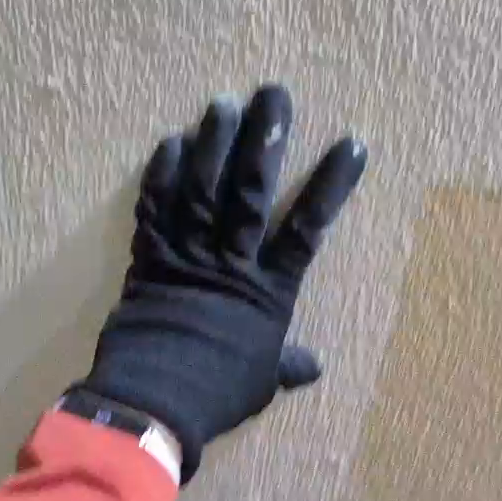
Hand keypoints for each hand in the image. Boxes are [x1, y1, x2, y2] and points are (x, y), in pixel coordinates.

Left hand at [76, 85, 366, 482]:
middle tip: (274, 94)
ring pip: (202, 190)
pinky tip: (170, 143)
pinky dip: (161, 177)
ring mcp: (188, 256)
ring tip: (223, 103)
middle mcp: (231, 262)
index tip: (352, 144)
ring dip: (213, 144)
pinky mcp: (149, 260)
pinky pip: (155, 211)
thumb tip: (314, 367)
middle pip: (251, 192)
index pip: (309, 228)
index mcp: (269, 291)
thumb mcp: (263, 382)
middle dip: (265, 140)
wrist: (153, 406)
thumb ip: (288, 366)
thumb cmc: (218, 395)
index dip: (331, 184)